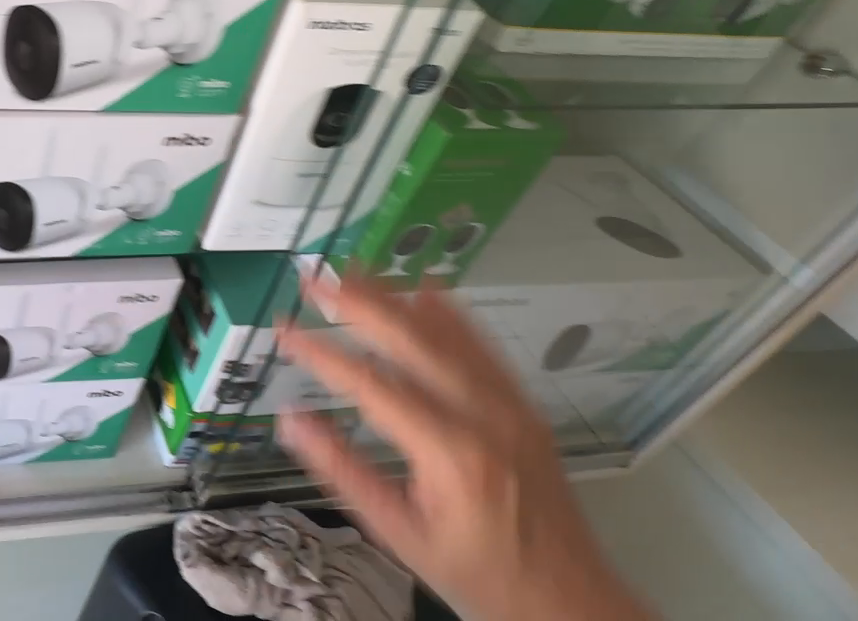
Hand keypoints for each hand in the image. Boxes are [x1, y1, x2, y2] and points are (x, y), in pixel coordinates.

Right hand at [277, 277, 652, 620]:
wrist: (574, 603)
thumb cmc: (478, 575)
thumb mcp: (399, 534)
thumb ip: (343, 471)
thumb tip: (290, 419)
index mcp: (448, 452)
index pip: (370, 384)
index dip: (321, 352)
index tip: (283, 329)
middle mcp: (482, 416)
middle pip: (410, 340)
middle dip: (356, 302)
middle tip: (312, 278)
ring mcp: (508, 405)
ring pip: (445, 333)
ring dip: (394, 296)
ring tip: (351, 270)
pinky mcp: (522, 404)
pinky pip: (482, 345)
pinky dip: (448, 312)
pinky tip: (422, 288)